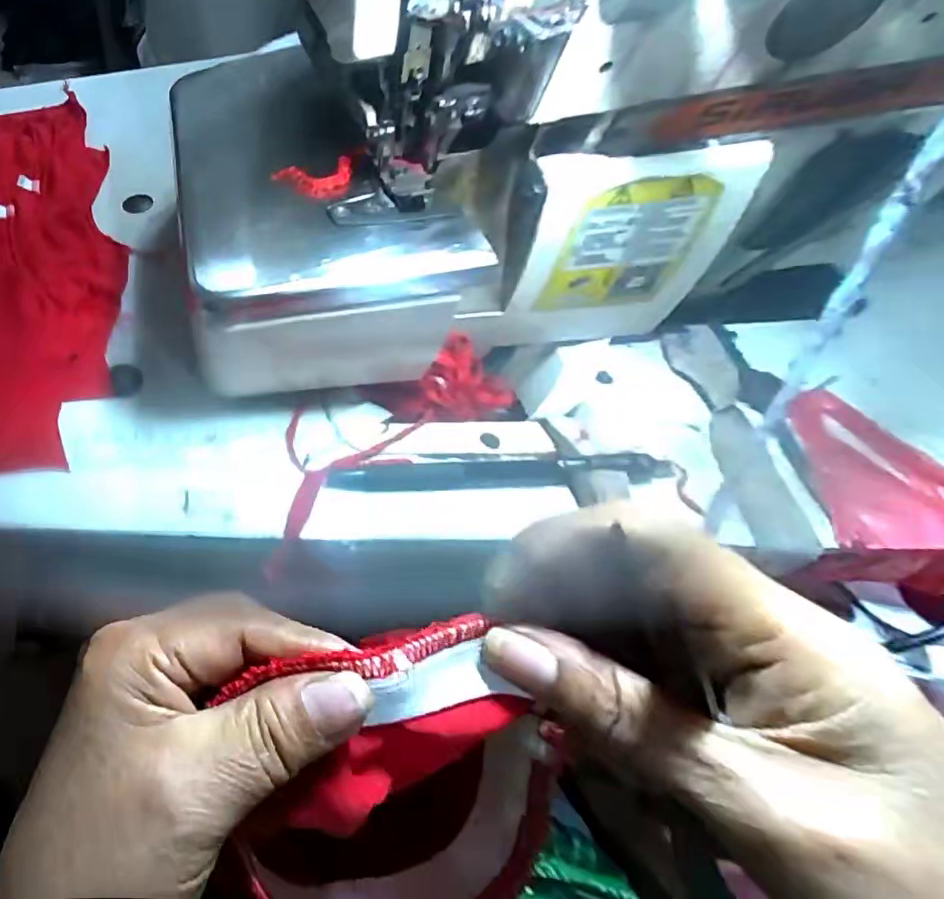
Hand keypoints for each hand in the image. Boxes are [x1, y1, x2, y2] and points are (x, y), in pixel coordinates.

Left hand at [0, 594, 373, 898]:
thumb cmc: (116, 843)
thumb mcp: (194, 784)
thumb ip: (272, 731)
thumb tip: (356, 686)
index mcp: (136, 647)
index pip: (234, 622)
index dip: (306, 644)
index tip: (380, 680)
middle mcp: (139, 653)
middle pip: (236, 642)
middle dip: (300, 671)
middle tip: (366, 707)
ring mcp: (146, 692)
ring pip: (236, 677)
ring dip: (289, 703)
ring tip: (344, 730)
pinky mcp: (159, 731)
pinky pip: (225, 713)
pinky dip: (267, 732)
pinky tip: (300, 753)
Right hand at [482, 504, 943, 898]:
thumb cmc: (903, 881)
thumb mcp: (763, 812)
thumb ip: (630, 724)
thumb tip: (499, 645)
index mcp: (786, 635)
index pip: (649, 538)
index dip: (561, 550)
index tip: (505, 612)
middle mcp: (746, 619)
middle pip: (611, 561)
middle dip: (543, 603)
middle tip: (504, 665)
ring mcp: (724, 646)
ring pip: (599, 603)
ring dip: (552, 643)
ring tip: (537, 703)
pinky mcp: (704, 675)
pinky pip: (611, 645)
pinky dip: (574, 674)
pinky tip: (569, 715)